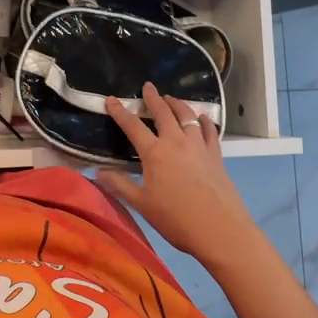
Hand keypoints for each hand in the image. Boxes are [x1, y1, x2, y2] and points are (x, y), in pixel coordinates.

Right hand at [97, 83, 259, 268]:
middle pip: (163, 113)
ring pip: (187, 116)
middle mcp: (176, 142)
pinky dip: (204, 120)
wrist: (220, 230)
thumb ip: (120, 186)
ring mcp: (199, 146)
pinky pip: (209, 130)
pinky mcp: (216, 155)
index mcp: (155, 153)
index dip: (120, 112)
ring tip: (170, 98)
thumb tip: (97, 172)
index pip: (133, 127)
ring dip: (177, 104)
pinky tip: (202, 118)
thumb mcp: (143, 205)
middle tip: (148, 87)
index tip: (112, 100)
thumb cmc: (176, 219)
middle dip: (153, 98)